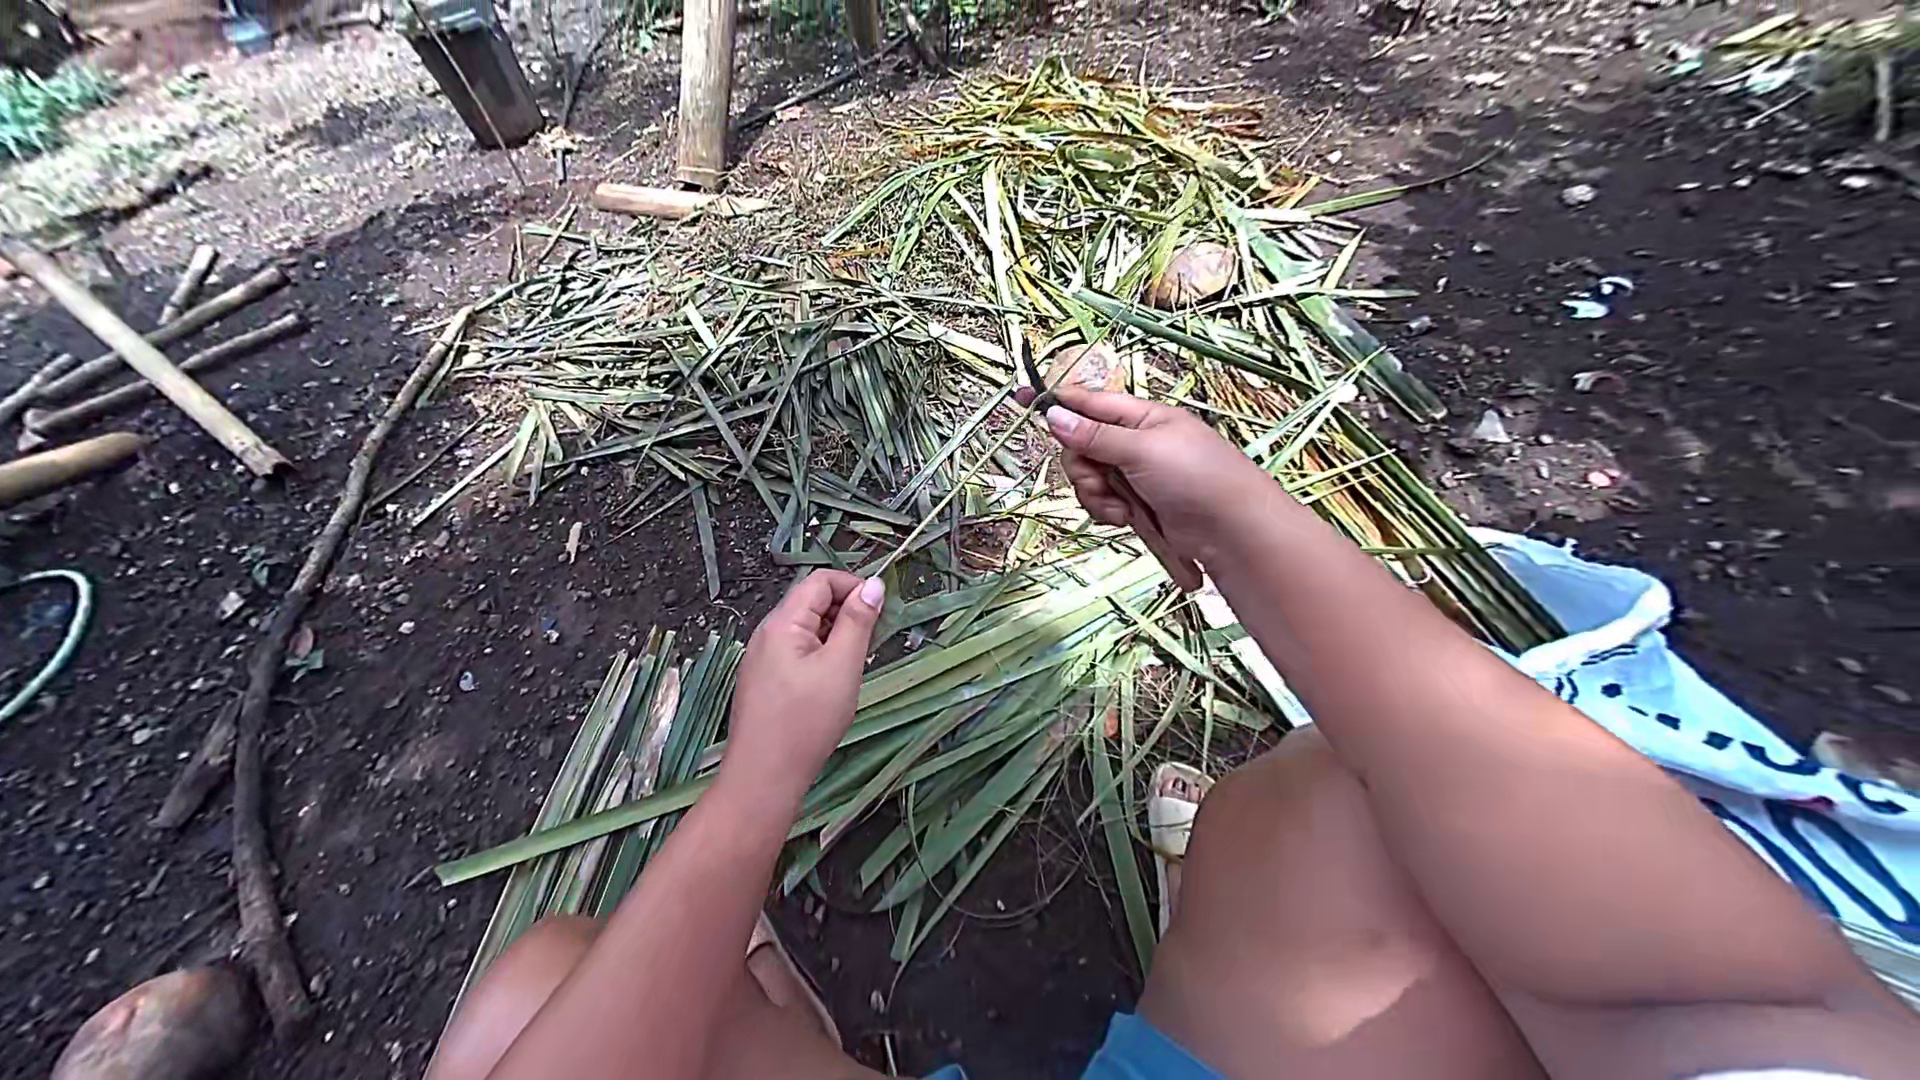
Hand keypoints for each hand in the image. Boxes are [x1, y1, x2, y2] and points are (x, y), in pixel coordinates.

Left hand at [725, 570, 884, 794]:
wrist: (764, 777)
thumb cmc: (806, 721)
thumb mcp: (842, 666)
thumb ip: (858, 621)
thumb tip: (874, 584)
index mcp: (783, 623)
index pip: (821, 580)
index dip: (854, 586)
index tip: (881, 611)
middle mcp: (768, 633)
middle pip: (813, 601)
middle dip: (847, 611)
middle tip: (873, 640)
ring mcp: (763, 657)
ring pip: (808, 628)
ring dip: (837, 635)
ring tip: (855, 665)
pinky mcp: (766, 679)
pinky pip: (798, 650)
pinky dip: (823, 654)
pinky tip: (834, 682)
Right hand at [1019, 384, 1275, 566]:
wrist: (1231, 532)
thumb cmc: (1198, 478)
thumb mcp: (1143, 449)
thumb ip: (1096, 435)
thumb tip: (1055, 416)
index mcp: (1142, 417)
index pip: (1089, 403)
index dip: (1058, 403)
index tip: (1023, 398)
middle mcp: (1134, 443)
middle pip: (1080, 446)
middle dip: (1083, 467)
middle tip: (1101, 480)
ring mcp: (1134, 475)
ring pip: (1087, 478)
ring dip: (1096, 495)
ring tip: (1123, 508)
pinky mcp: (1135, 504)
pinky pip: (1101, 503)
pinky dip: (1107, 512)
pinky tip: (1127, 519)